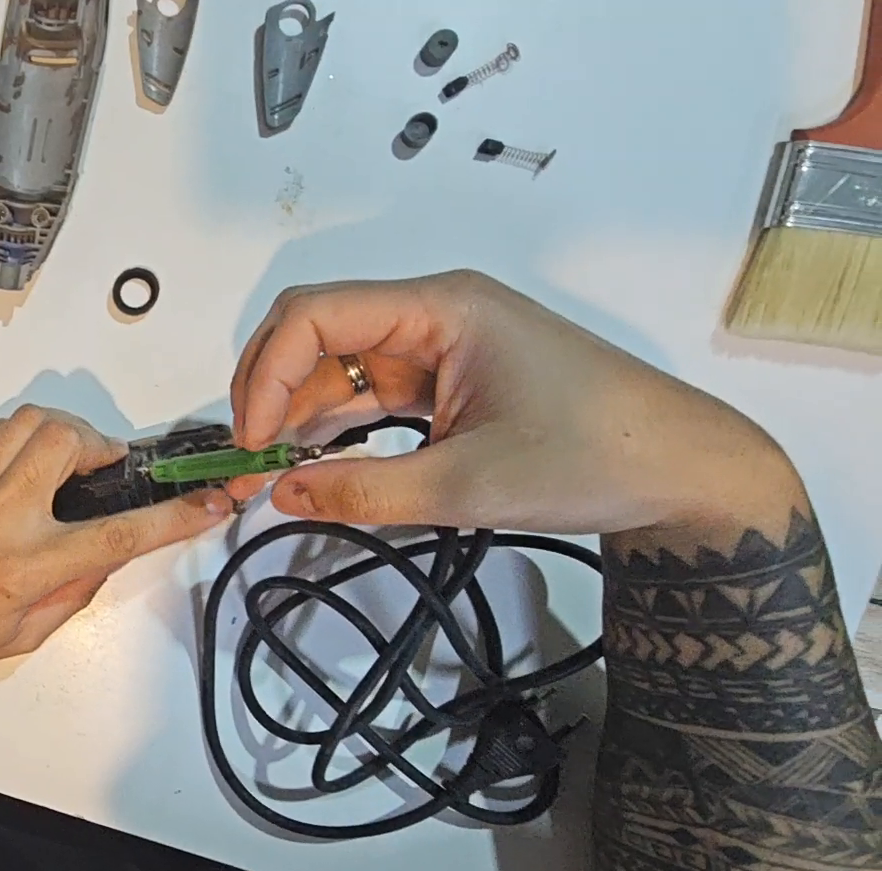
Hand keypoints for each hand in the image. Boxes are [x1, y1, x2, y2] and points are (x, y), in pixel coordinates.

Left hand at [0, 406, 232, 680]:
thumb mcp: (24, 634)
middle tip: (106, 467)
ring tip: (69, 459)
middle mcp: (1, 515)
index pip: (119, 534)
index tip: (205, 503)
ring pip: (33, 422)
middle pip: (71, 443)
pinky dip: (24, 434)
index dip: (173, 517)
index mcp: (27, 565)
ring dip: (65, 432)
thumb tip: (106, 556)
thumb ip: (74, 591)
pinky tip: (26, 461)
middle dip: (103, 446)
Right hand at [226, 271, 801, 538]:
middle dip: (266, 386)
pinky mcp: (434, 380)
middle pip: (311, 330)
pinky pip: (357, 393)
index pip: (315, 316)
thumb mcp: (464, 485)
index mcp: (441, 309)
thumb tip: (278, 495)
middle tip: (249, 450)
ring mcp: (431, 347)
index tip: (254, 440)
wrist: (686, 475)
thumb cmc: (593, 460)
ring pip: (328, 365)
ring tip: (267, 467)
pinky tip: (305, 459)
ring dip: (289, 412)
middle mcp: (428, 315)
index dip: (267, 374)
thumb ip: (359, 491)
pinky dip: (323, 426)